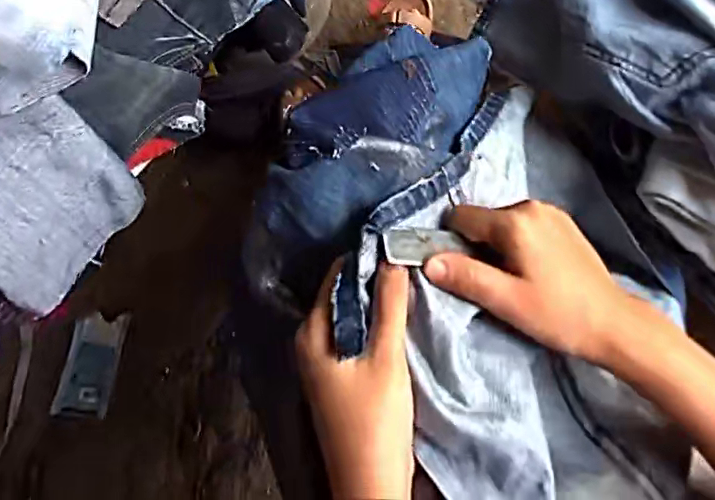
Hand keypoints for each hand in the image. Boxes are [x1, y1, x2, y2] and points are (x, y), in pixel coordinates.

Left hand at [295, 259, 415, 499]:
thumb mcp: (386, 357)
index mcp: (310, 334)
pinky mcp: (338, 376)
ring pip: (351, 314)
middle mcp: (310, 343)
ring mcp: (323, 361)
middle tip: (402, 256)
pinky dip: (373, 320)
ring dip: (375, 299)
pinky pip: (355, 332)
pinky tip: (396, 313)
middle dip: (370, 276)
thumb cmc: (374, 422)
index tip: (392, 240)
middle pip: (342, 295)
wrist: (371, 488)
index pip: (335, 277)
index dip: (363, 257)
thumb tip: (392, 254)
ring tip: (404, 277)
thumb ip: (390, 305)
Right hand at [423, 201, 661, 370]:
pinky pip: (525, 224)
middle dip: (479, 246)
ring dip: (500, 246)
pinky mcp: (563, 221)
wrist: (614, 322)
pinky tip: (536, 271)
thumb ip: (467, 277)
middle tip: (497, 284)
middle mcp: (531, 205)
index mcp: (514, 221)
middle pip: (484, 219)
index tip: (464, 271)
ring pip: (504, 222)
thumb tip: (428, 261)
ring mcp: (549, 211)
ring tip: (518, 281)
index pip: (462, 217)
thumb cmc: (558, 315)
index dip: (454, 243)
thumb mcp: (507, 302)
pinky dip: (520, 243)